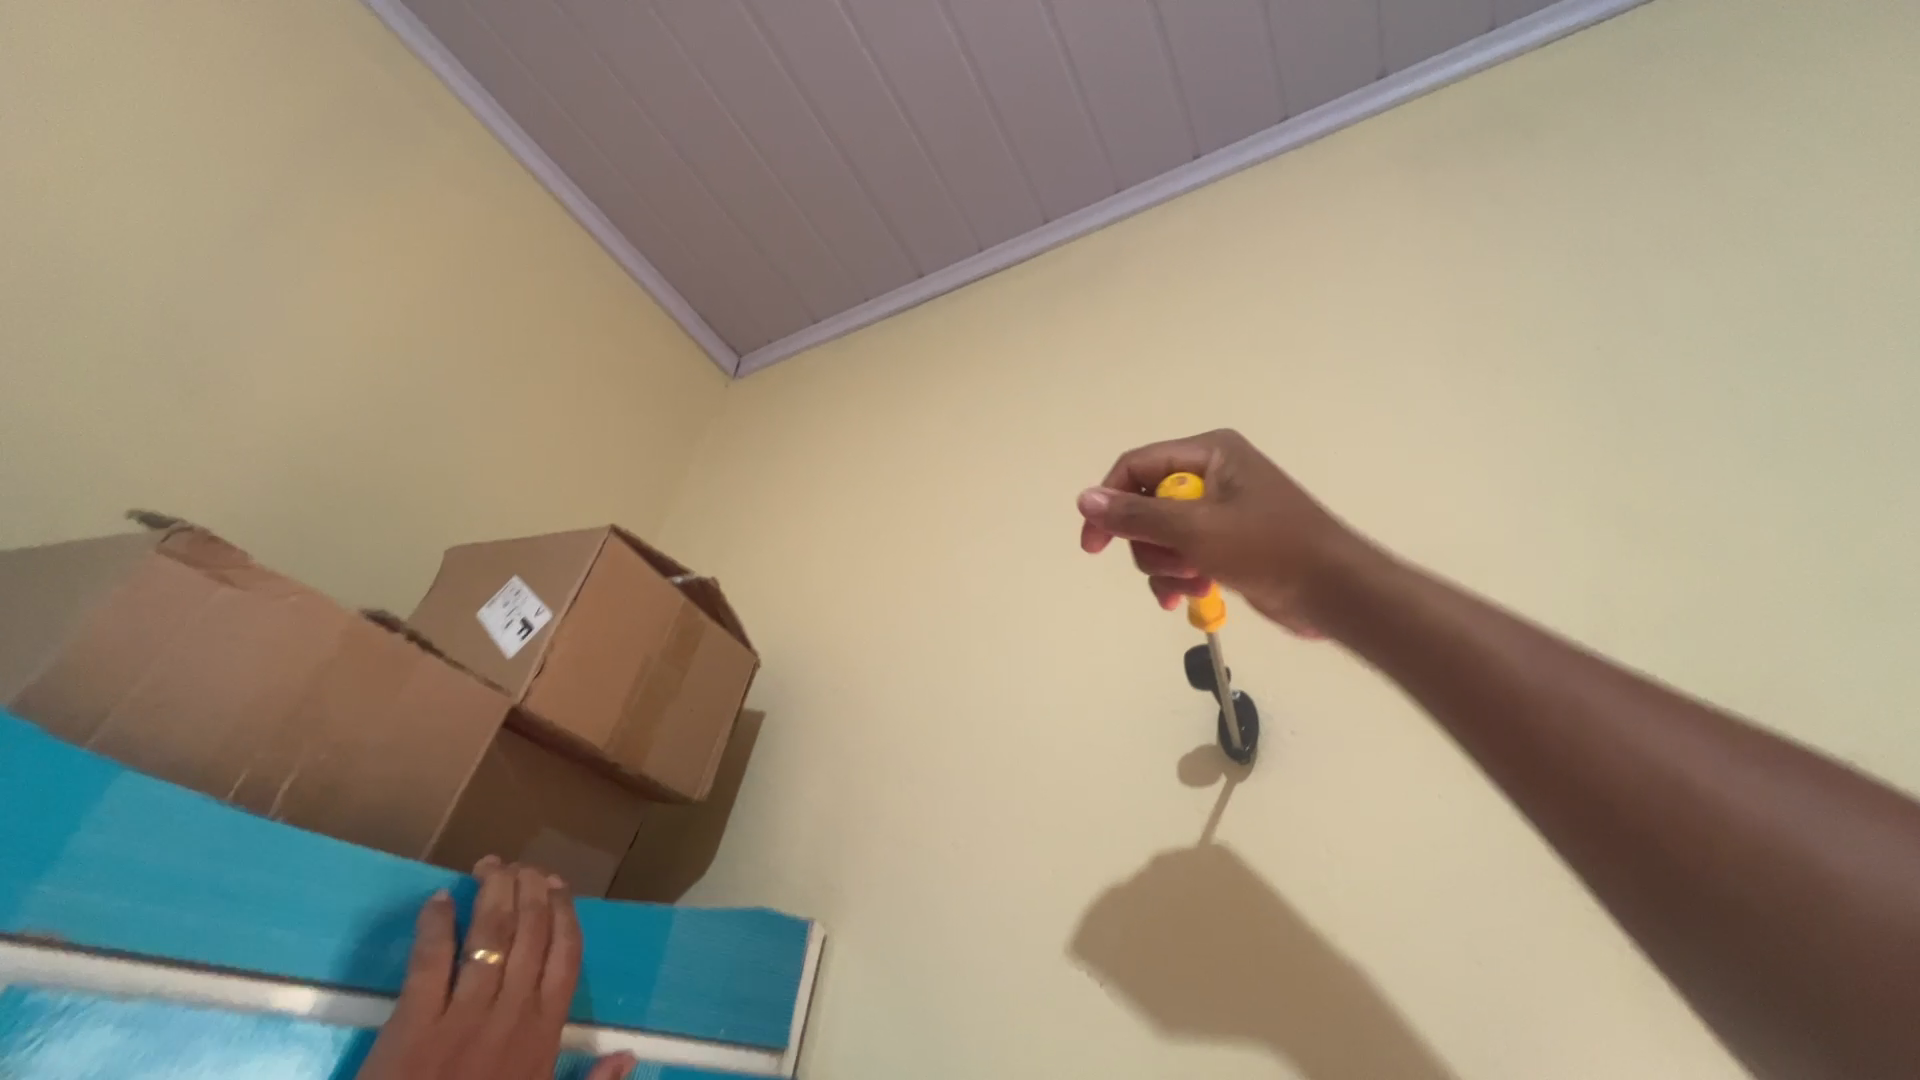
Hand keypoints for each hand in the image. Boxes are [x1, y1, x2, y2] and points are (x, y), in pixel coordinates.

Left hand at [355, 856, 635, 1079]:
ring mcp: (464, 1015)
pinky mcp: (414, 1023)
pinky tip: (440, 899)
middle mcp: (513, 1011)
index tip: (557, 882)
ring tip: (489, 866)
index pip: (566, 953)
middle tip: (522, 864)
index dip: (564, 911)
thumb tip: (631, 1056)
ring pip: (490, 937)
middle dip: (529, 890)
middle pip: (530, 934)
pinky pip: (431, 962)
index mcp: (546, 1030)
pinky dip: (437, 925)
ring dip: (493, 894)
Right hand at [1076, 429, 1361, 635]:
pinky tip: (1188, 599)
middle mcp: (1212, 475)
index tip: (1093, 545)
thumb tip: (1084, 499)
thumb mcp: (1196, 530)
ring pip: (1160, 537)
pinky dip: (1178, 579)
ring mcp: (1220, 512)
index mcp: (1210, 453)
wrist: (1334, 592)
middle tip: (1171, 566)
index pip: (1136, 467)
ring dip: (1165, 568)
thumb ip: (1136, 515)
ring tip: (1191, 585)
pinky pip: (1181, 557)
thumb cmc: (1269, 549)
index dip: (1109, 503)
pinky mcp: (1226, 544)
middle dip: (1150, 545)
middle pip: (1145, 506)